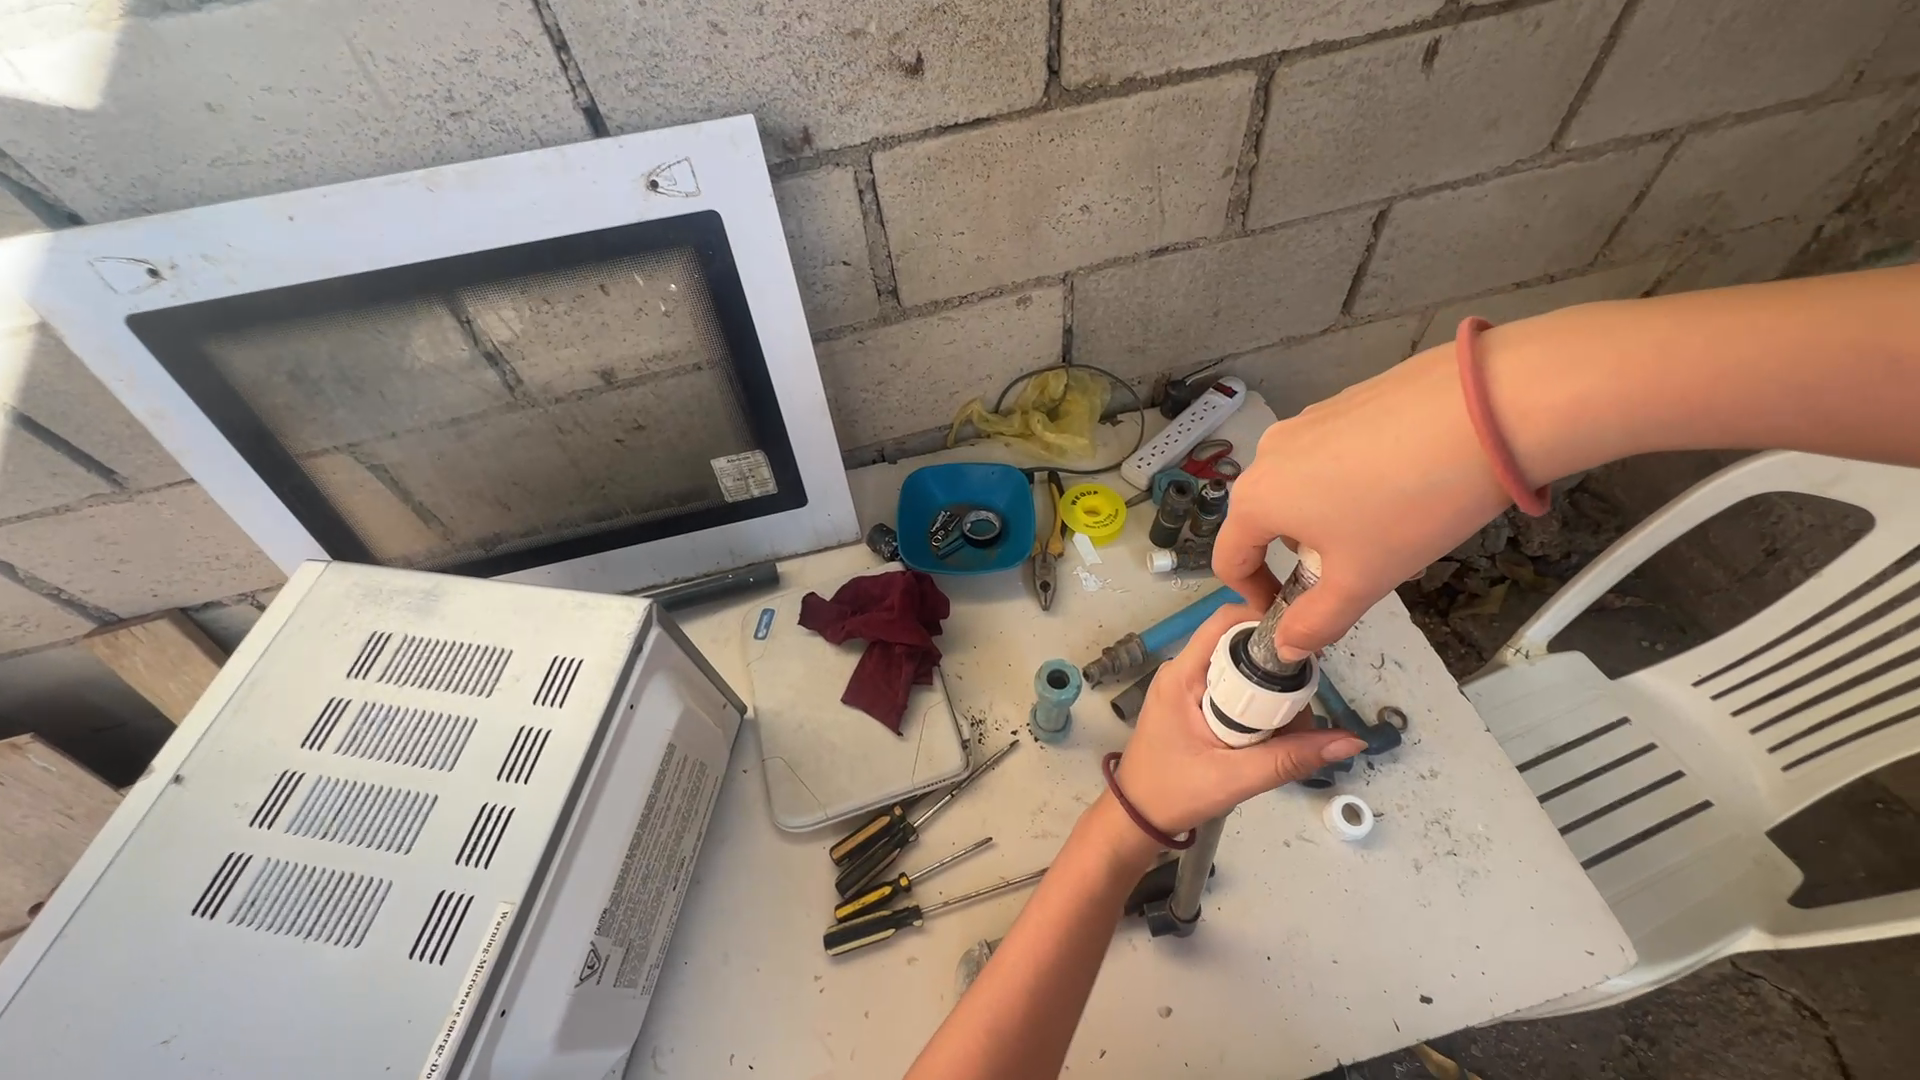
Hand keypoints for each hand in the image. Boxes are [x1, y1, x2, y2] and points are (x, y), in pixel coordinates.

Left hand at [1112, 605, 1364, 837]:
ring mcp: (1189, 687)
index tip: (1306, 650)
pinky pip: (1236, 691)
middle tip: (1306, 706)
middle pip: (1241, 646)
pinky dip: (1260, 707)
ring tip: (1294, 731)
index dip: (1267, 624)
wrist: (1136, 817)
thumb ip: (1289, 758)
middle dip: (1278, 670)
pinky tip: (1277, 736)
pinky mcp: (1197, 704)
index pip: (1226, 622)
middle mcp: (1185, 671)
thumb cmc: (1173, 793)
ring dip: (1273, 695)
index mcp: (1182, 675)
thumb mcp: (1233, 778)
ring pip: (1242, 671)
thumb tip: (1349, 741)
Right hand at [1212, 345, 1512, 658]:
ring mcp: (1304, 421)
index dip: (1253, 595)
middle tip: (1354, 568)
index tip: (1289, 611)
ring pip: (1298, 485)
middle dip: (1298, 554)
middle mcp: (1266, 455)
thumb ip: (1316, 620)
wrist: (1490, 409)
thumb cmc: (1409, 506)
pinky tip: (1403, 477)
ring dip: (1324, 516)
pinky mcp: (1343, 400)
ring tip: (1387, 521)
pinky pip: (1329, 453)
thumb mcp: (1362, 579)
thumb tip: (1286, 646)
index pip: (1229, 560)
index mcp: (1256, 500)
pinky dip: (1349, 477)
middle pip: (1265, 521)